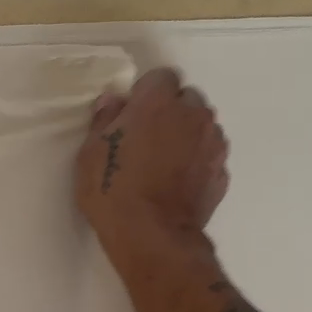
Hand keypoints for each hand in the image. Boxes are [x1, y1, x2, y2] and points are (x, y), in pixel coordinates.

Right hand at [75, 67, 230, 264]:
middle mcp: (193, 114)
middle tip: (145, 138)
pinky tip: (174, 181)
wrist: (151, 234)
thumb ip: (103, 121)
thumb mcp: (89, 155)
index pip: (161, 76)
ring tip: (161, 163)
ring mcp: (213, 142)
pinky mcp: (221, 169)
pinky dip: (195, 159)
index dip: (145, 92)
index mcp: (157, 104)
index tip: (130, 113)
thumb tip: (112, 101)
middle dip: (169, 111)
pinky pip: (208, 153)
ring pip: (200, 125)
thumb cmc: (112, 190)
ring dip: (184, 134)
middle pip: (186, 99)